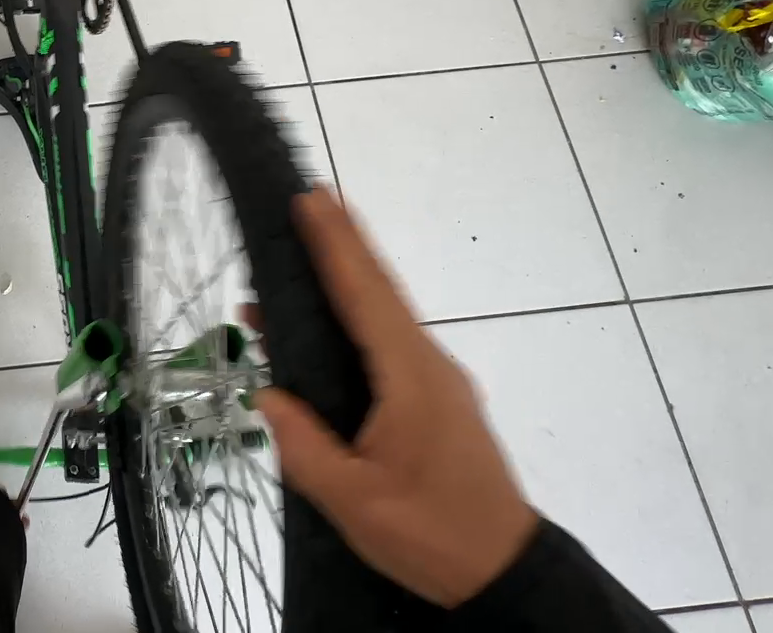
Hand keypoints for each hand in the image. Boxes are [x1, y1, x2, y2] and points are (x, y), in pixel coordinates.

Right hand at [251, 188, 537, 607]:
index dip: (337, 244)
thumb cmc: (433, 535)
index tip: (313, 198)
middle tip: (311, 195)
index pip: (366, 295)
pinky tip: (313, 323)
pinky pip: (382, 339)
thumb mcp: (356, 502)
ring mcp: (432, 379)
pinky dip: (348, 313)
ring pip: (380, 313)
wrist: (507, 576)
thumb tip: (265, 395)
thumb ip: (303, 445)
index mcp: (410, 377)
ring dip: (342, 276)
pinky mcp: (430, 397)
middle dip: (344, 240)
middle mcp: (426, 364)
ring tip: (295, 253)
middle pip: (378, 289)